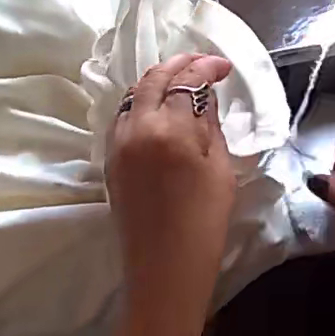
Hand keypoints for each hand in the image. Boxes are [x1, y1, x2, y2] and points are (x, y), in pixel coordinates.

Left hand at [106, 53, 236, 333]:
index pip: (187, 81)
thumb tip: (204, 101)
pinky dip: (140, 103)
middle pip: (153, 79)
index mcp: (169, 129)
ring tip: (180, 82)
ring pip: (132, 95)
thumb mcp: (219, 172)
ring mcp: (117, 144)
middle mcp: (136, 128)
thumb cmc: (203, 226)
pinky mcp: (110, 160)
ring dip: (156, 81)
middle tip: (202, 64)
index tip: (224, 67)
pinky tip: (158, 109)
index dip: (207, 67)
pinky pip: (122, 117)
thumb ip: (210, 128)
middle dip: (179, 65)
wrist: (163, 271)